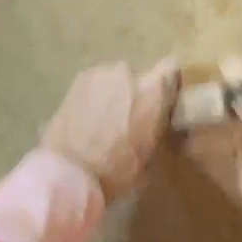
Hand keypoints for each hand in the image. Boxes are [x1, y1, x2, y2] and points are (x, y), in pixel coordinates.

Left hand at [40, 58, 179, 199]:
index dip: (167, 86)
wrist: (69, 172)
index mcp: (153, 89)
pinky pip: (94, 85)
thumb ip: (158, 128)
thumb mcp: (152, 156)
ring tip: (102, 122)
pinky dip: (93, 97)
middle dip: (135, 94)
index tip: (161, 104)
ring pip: (114, 80)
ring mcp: (99, 73)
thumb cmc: (117, 170)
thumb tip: (155, 123)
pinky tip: (85, 120)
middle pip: (139, 77)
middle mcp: (128, 72)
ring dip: (113, 95)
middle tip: (128, 120)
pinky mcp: (76, 80)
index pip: (171, 69)